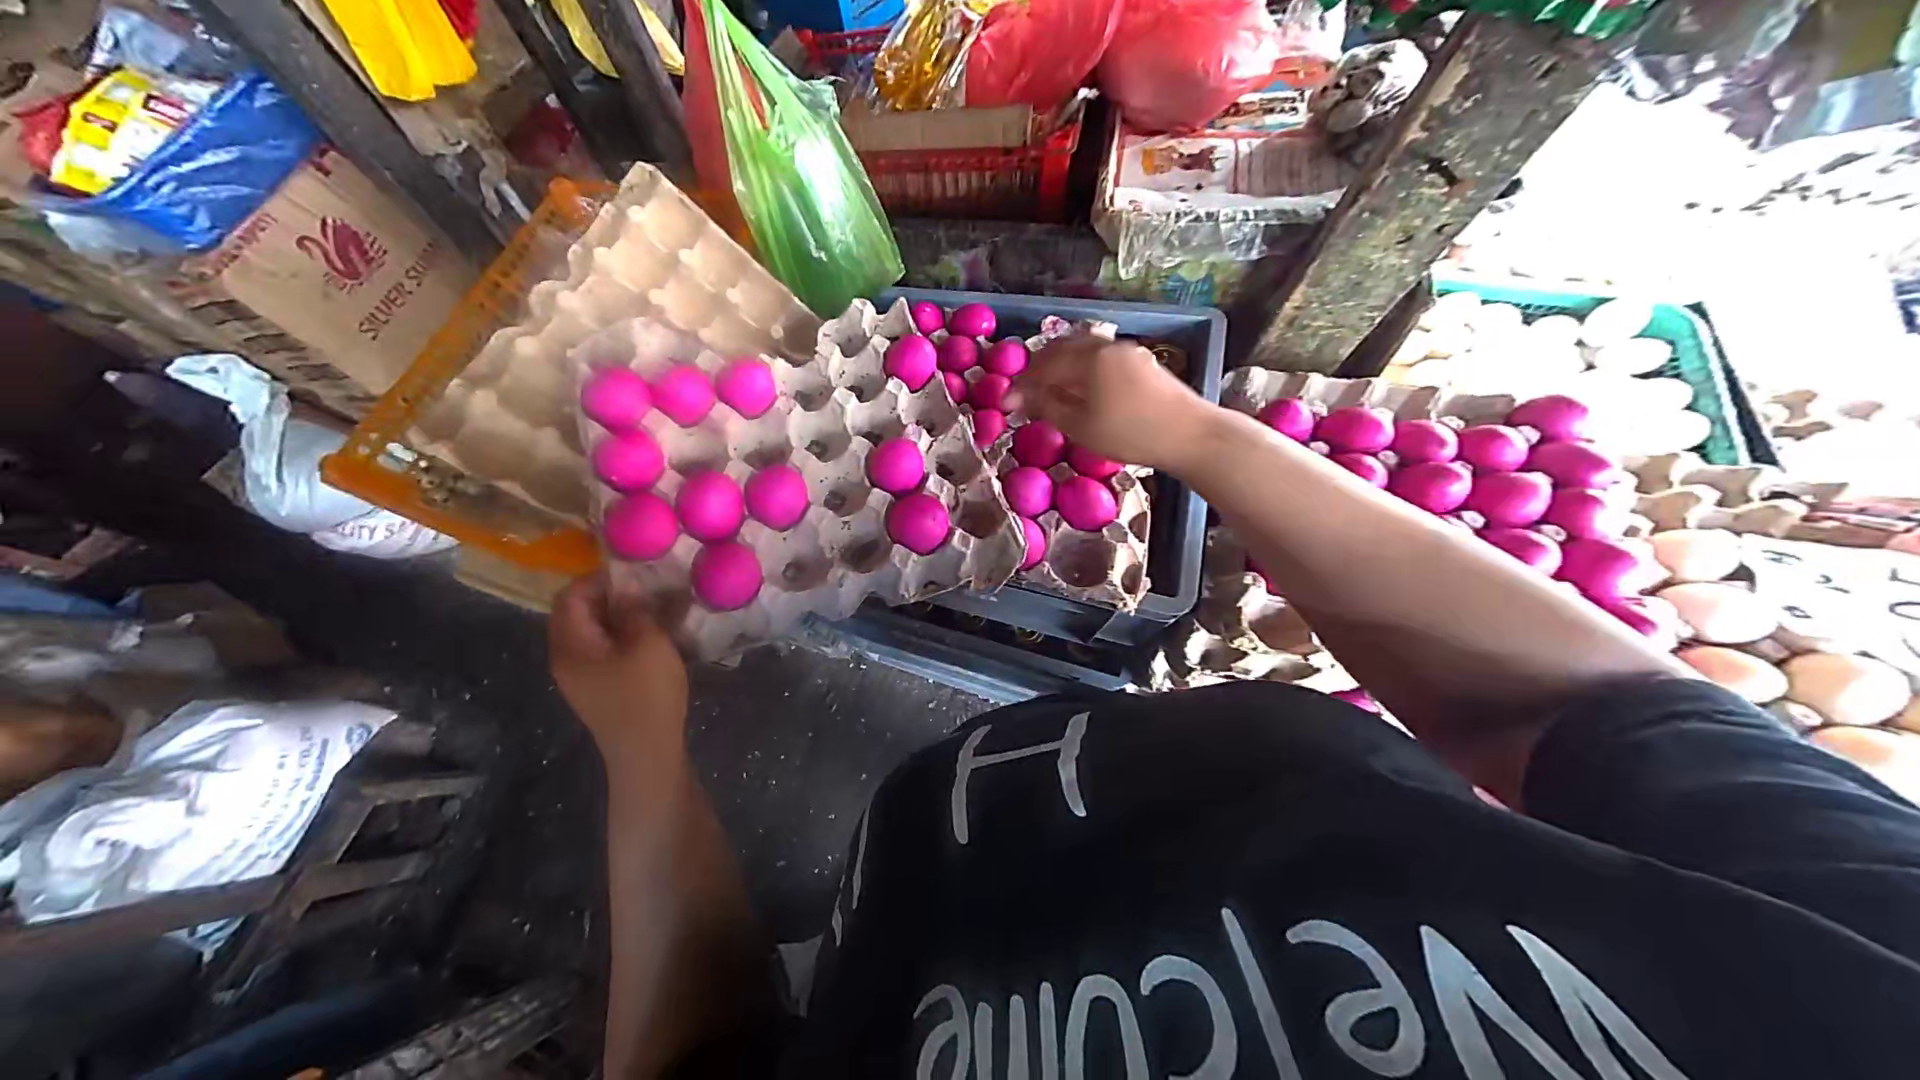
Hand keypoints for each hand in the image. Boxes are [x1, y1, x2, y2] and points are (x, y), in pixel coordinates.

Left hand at [549, 572, 688, 758]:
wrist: (647, 753)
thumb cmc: (646, 695)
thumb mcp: (648, 644)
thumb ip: (635, 609)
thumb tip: (627, 583)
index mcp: (570, 644)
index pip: (571, 595)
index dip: (601, 579)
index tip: (638, 574)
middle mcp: (566, 656)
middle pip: (580, 612)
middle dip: (614, 596)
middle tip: (651, 590)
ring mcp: (581, 675)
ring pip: (596, 631)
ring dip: (624, 616)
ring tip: (658, 611)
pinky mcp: (599, 687)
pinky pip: (606, 649)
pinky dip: (627, 636)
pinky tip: (655, 638)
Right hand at [1006, 335, 1215, 471]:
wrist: (1190, 434)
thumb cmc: (1130, 434)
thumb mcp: (1081, 427)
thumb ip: (1048, 407)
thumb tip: (1021, 398)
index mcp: (1088, 358)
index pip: (1042, 366)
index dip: (1021, 385)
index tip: (1006, 405)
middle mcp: (1105, 346)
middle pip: (1060, 350)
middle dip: (1038, 371)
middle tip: (1026, 396)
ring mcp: (1126, 351)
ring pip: (1081, 352)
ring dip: (1060, 370)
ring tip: (1051, 395)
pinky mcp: (1141, 362)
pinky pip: (1099, 358)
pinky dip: (1081, 371)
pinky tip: (1081, 392)